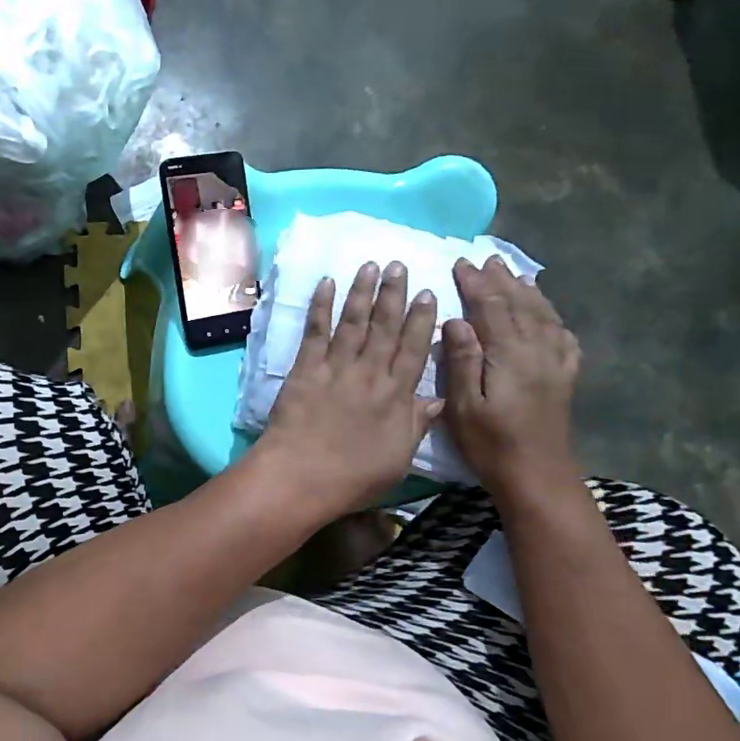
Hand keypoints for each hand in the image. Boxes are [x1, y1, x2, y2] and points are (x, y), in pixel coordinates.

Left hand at [253, 261, 441, 516]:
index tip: (429, 293)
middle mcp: (369, 373)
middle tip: (399, 265)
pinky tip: (326, 283)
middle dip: (394, 294)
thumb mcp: (399, 458)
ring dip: (362, 291)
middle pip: (385, 327)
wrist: (302, 476)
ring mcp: (336, 368)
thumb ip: (417, 425)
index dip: (422, 320)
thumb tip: (438, 399)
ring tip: (370, 264)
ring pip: (353, 322)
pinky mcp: (305, 369)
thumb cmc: (354, 476)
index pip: (414, 349)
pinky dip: (321, 305)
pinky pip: (315, 331)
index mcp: (396, 395)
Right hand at [440, 257, 580, 497]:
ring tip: (516, 275)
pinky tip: (549, 316)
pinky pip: (563, 339)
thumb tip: (457, 321)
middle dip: (502, 281)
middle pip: (520, 306)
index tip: (460, 263)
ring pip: (544, 317)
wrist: (537, 476)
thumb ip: (462, 361)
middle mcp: (537, 352)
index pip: (491, 308)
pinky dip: (554, 320)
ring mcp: (555, 364)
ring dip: (528, 292)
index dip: (476, 284)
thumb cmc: (490, 444)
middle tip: (487, 260)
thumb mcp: (463, 406)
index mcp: (509, 356)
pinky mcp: (564, 379)